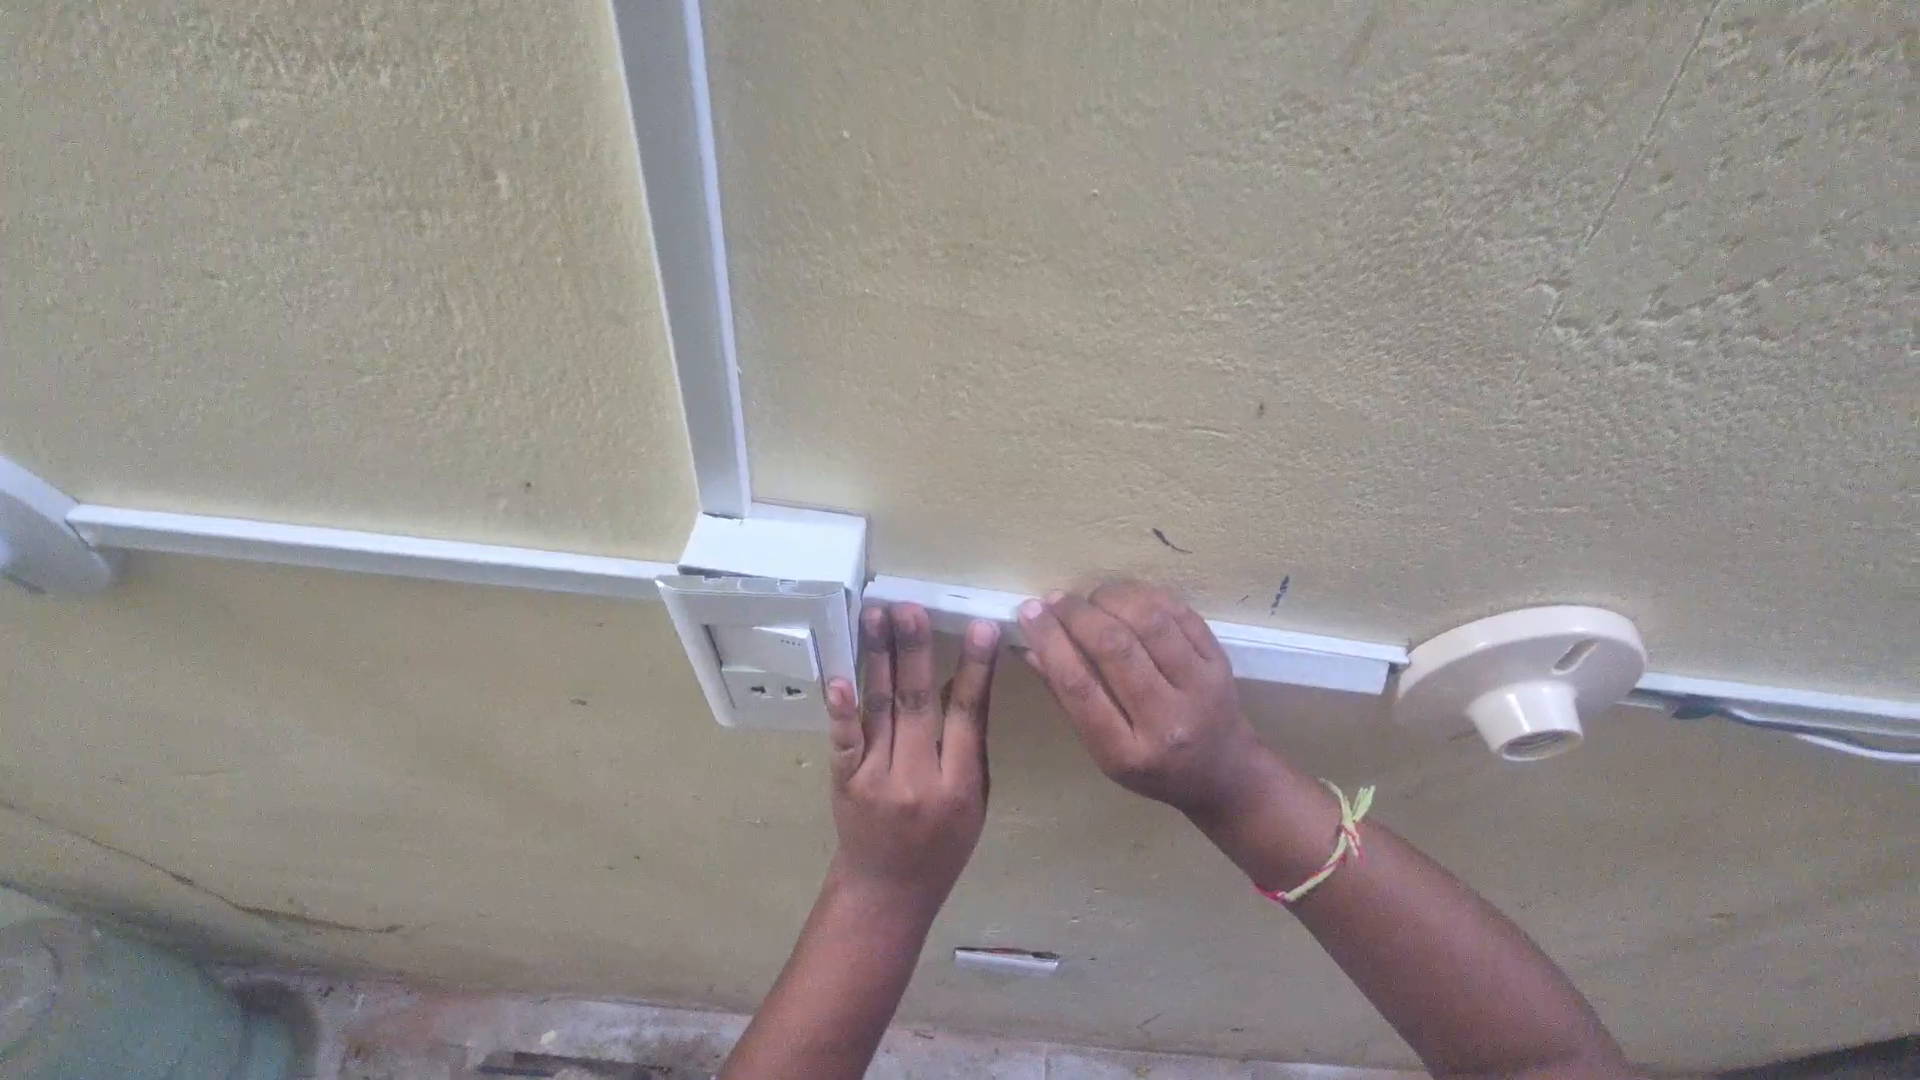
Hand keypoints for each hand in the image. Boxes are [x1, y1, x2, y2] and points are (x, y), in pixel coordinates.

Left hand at [824, 603, 999, 908]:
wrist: (886, 892)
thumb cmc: (941, 846)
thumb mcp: (974, 804)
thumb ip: (970, 747)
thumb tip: (965, 682)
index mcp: (961, 787)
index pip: (968, 716)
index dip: (975, 670)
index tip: (980, 628)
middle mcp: (918, 781)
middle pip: (919, 705)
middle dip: (915, 652)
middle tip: (911, 608)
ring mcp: (877, 781)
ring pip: (881, 711)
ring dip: (879, 660)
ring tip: (877, 616)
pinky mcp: (845, 783)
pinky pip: (844, 742)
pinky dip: (841, 711)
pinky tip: (840, 678)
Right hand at [1017, 582, 1275, 821]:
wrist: (1222, 772)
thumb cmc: (1151, 766)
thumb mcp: (1101, 749)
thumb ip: (1065, 697)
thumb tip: (1028, 645)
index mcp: (1127, 752)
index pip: (1080, 687)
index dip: (1050, 641)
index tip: (1030, 612)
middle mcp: (1168, 721)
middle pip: (1116, 648)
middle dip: (1078, 614)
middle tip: (1057, 599)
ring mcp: (1201, 688)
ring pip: (1150, 622)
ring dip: (1112, 598)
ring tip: (1092, 598)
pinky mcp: (1220, 661)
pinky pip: (1179, 613)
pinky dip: (1145, 596)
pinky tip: (1125, 597)